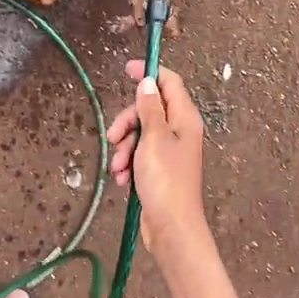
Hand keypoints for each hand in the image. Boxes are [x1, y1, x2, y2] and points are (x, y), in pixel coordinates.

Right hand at [105, 60, 208, 255]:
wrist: (172, 228)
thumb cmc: (165, 180)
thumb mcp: (153, 138)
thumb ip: (150, 108)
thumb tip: (148, 82)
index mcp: (184, 117)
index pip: (169, 82)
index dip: (149, 72)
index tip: (127, 69)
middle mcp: (180, 129)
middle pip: (149, 108)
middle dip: (128, 121)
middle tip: (114, 136)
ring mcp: (170, 150)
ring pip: (141, 133)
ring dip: (125, 146)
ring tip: (118, 167)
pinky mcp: (160, 169)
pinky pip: (140, 154)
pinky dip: (129, 163)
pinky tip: (122, 179)